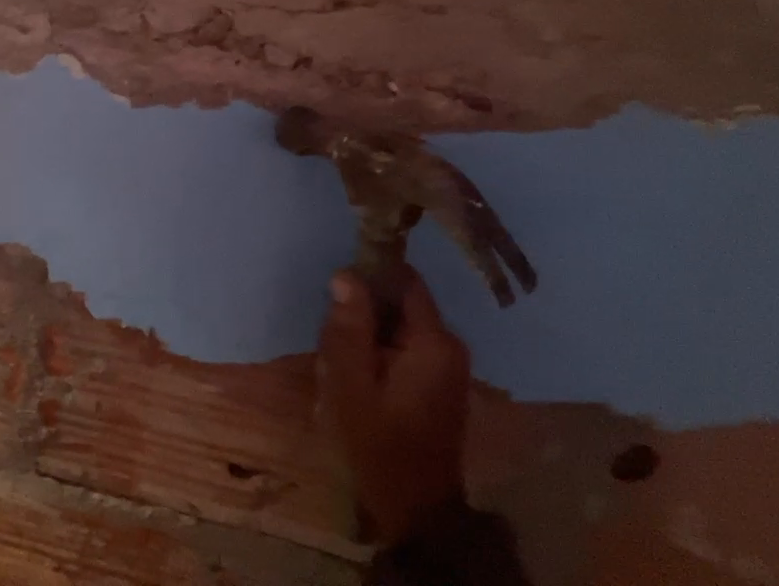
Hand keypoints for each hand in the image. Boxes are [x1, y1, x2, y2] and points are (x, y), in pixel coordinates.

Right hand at [318, 269, 470, 542]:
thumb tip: (345, 274)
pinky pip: (401, 349)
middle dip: (359, 314)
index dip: (369, 273)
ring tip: (338, 368)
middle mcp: (448, 346)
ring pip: (394, 328)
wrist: (412, 505)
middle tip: (330, 344)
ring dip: (363, 338)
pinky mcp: (437, 383)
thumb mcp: (350, 381)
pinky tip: (354, 381)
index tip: (334, 289)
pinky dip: (375, 356)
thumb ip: (347, 326)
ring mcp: (446, 366)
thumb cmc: (376, 441)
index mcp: (433, 341)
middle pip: (397, 304)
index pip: (404, 280)